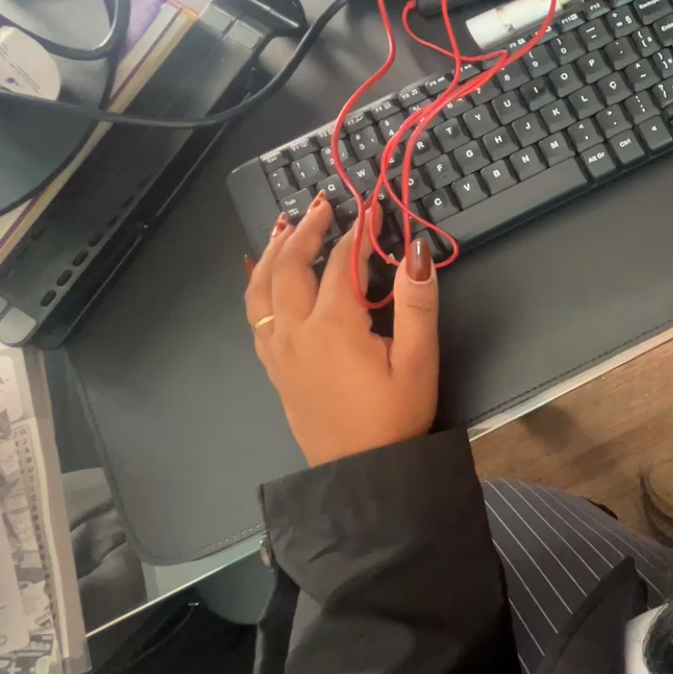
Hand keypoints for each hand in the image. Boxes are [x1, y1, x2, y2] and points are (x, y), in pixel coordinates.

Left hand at [244, 195, 440, 465]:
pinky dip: (258, 283)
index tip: (374, 206)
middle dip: (304, 230)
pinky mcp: (274, 365)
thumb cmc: (395, 413)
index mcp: (334, 325)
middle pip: (290, 266)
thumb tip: (418, 253)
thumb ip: (416, 302)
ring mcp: (278, 349)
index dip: (359, 231)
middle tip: (321, 204)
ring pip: (261, 287)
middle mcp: (295, 330)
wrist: (360, 468)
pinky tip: (266, 276)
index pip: (342, 263)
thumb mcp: (418, 358)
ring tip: (282, 227)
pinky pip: (254, 313)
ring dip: (272, 251)